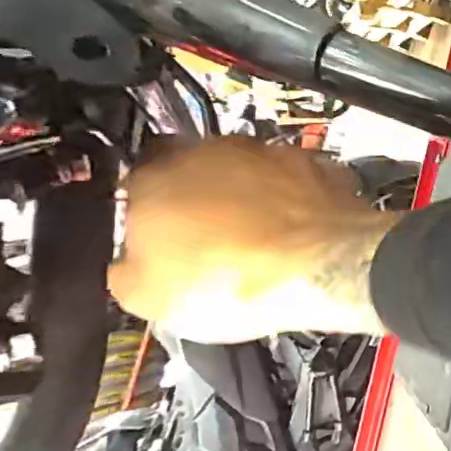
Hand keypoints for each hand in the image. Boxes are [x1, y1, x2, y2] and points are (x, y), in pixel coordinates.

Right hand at [109, 137, 399, 341]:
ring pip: (248, 172)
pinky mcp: (317, 165)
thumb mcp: (148, 297)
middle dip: (200, 203)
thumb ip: (127, 269)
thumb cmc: (242, 278)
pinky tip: (298, 230)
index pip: (132, 188)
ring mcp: (270, 155)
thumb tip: (131, 269)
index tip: (157, 241)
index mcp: (154, 180)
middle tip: (212, 243)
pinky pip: (296, 180)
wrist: (323, 267)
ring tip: (260, 241)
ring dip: (250, 198)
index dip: (145, 219)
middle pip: (194, 173)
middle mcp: (212, 153)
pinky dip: (296, 200)